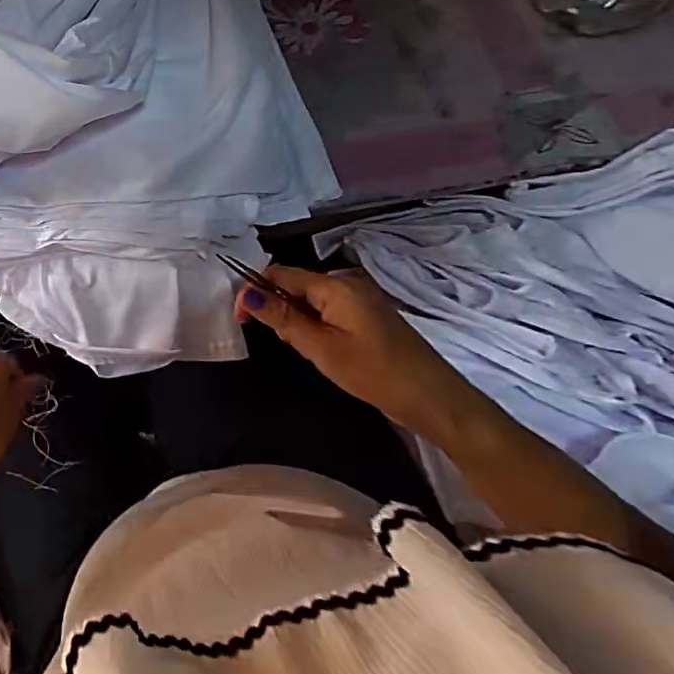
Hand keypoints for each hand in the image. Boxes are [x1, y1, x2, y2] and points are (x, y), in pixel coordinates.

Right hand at [237, 265, 498, 446]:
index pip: (279, 274)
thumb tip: (247, 294)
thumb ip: (282, 317)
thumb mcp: (320, 347)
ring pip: (308, 299)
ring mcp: (360, 297)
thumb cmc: (373, 372)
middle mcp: (347, 282)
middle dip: (277, 308)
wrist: (433, 399)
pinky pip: (326, 308)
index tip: (240, 319)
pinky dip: (314, 324)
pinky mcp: (367, 312)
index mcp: (335, 285)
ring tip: (307, 349)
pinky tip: (323, 347)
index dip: (254, 291)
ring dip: (296, 319)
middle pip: (294, 284)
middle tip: (285, 342)